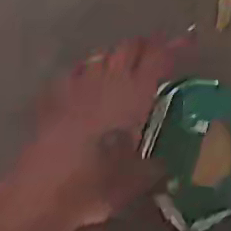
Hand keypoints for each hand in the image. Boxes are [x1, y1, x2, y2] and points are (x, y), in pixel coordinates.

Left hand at [6, 35, 185, 230]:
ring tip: (123, 66)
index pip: (161, 56)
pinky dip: (87, 72)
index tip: (188, 40)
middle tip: (155, 54)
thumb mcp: (136, 181)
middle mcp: (111, 78)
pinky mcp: (55, 93)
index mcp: (137, 92)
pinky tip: (87, 83)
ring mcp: (81, 82)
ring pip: (103, 54)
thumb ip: (154, 168)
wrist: (43, 189)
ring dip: (116, 56)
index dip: (175, 46)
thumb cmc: (98, 183)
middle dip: (145, 46)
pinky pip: (77, 71)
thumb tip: (164, 166)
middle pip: (131, 45)